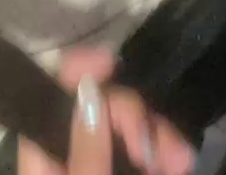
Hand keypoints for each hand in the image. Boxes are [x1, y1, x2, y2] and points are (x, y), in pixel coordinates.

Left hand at [18, 48, 194, 174]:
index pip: (52, 97)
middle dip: (135, 114)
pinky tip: (179, 160)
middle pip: (100, 107)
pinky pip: (143, 147)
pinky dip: (163, 149)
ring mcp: (100, 162)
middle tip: (156, 144)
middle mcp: (71, 153)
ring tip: (179, 160)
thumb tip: (90, 89)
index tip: (110, 60)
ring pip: (128, 126)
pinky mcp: (125, 168)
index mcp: (46, 159)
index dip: (78, 69)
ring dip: (157, 134)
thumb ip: (88, 151)